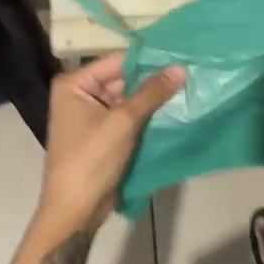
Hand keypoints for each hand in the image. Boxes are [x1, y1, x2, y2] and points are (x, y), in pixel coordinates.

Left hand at [38, 53, 185, 233]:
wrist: (74, 210)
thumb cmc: (91, 160)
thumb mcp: (123, 122)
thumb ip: (151, 93)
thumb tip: (181, 67)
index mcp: (74, 83)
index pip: (116, 61)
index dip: (148, 59)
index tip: (181, 53)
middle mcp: (79, 93)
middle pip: (122, 79)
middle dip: (153, 79)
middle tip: (190, 70)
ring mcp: (90, 115)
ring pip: (128, 99)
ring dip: (153, 98)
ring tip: (188, 86)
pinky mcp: (103, 134)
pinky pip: (127, 117)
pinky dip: (147, 115)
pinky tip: (174, 109)